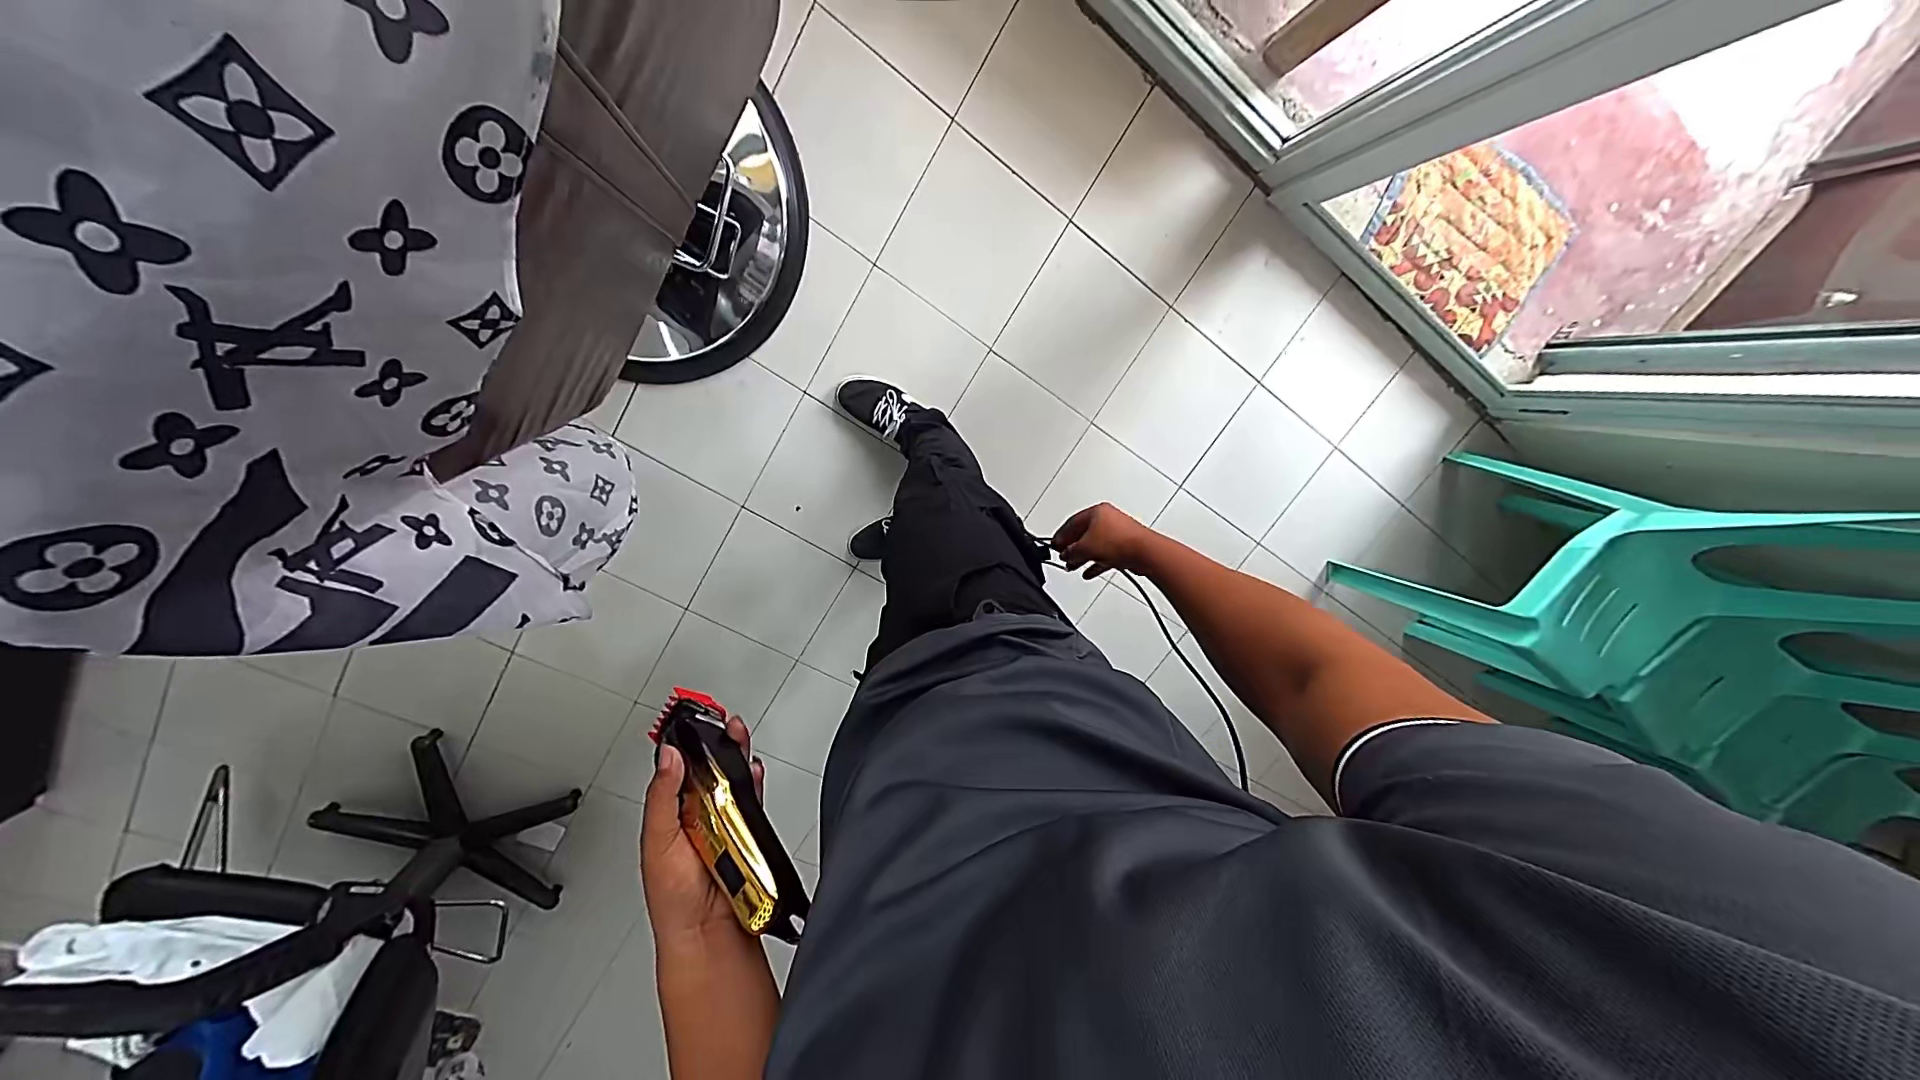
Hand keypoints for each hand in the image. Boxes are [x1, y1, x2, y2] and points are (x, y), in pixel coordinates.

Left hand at [640, 714, 765, 941]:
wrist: (709, 933)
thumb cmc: (674, 900)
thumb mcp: (657, 843)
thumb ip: (662, 798)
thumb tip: (669, 757)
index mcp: (669, 814)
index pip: (677, 769)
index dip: (684, 744)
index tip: (688, 721)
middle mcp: (696, 814)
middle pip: (707, 769)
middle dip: (715, 742)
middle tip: (718, 720)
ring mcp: (723, 820)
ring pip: (731, 779)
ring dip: (735, 755)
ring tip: (736, 733)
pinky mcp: (747, 829)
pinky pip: (753, 798)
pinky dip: (754, 780)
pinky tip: (752, 768)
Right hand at [1053, 502, 1157, 578]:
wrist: (1145, 552)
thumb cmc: (1121, 541)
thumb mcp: (1085, 547)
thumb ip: (1070, 551)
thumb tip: (1065, 554)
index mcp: (1097, 511)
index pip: (1072, 522)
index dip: (1061, 535)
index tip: (1054, 545)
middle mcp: (1108, 519)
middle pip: (1084, 533)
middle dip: (1072, 547)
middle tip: (1062, 555)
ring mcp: (1118, 532)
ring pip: (1095, 545)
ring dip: (1082, 556)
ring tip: (1073, 565)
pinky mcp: (1125, 546)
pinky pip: (1105, 554)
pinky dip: (1096, 562)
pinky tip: (1089, 571)